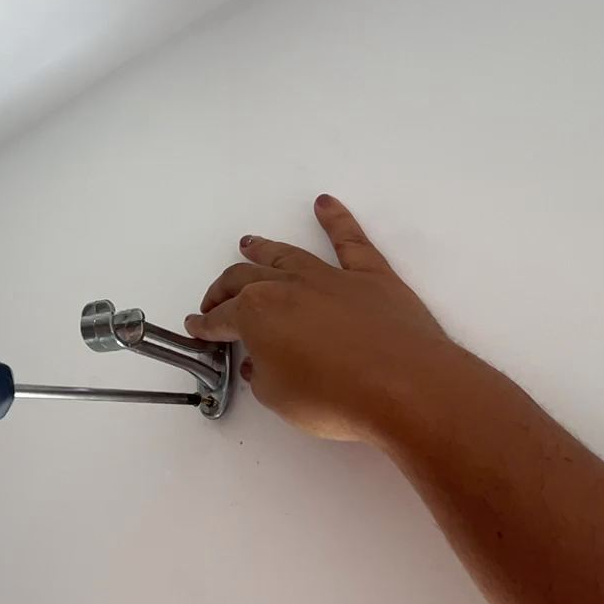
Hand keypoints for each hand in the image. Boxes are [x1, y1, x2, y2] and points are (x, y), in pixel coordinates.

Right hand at [184, 195, 479, 443]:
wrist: (407, 390)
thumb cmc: (335, 398)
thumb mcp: (277, 397)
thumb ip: (262, 374)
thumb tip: (261, 363)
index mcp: (255, 314)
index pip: (220, 319)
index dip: (204, 326)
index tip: (196, 329)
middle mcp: (285, 286)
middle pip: (243, 279)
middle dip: (222, 290)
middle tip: (213, 302)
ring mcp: (329, 278)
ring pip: (285, 255)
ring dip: (262, 249)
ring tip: (248, 243)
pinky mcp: (371, 277)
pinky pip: (350, 241)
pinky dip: (336, 220)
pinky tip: (325, 204)